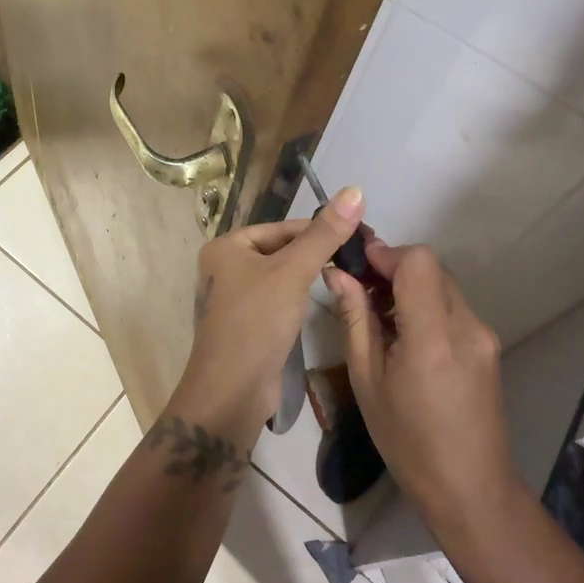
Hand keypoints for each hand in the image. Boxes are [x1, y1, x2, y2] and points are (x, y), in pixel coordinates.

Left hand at [173, 189, 364, 435]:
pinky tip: (324, 301)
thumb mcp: (293, 272)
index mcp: (225, 247)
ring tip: (349, 276)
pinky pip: (279, 301)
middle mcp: (224, 268)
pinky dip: (300, 299)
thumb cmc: (256, 322)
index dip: (319, 231)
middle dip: (316, 254)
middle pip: (281, 250)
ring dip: (311, 277)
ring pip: (282, 277)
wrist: (232, 391)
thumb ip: (325, 235)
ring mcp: (234, 299)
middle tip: (358, 257)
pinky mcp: (248, 326)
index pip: (282, 227)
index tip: (359, 236)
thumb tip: (355, 191)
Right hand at [326, 241, 513, 522]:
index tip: (358, 265)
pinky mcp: (488, 346)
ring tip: (380, 316)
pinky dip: (427, 305)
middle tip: (362, 290)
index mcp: (434, 336)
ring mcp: (483, 335)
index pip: (418, 262)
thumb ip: (355, 319)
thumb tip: (339, 273)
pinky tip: (405, 336)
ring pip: (443, 285)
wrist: (469, 488)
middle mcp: (467, 326)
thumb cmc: (407, 441)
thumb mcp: (368, 380)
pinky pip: (454, 307)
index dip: (386, 254)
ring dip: (411, 287)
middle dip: (395, 268)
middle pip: (432, 268)